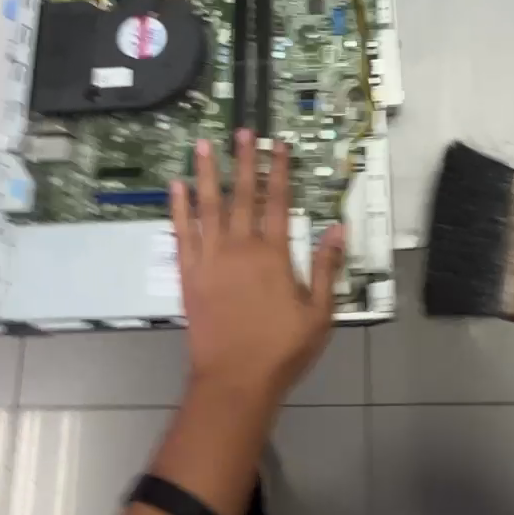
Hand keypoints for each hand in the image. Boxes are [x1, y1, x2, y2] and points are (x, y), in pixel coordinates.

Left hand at [171, 129, 344, 406]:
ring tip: (201, 144)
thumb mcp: (319, 313)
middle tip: (241, 131)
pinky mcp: (189, 274)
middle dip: (243, 160)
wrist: (234, 382)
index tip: (278, 144)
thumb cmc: (281, 350)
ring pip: (208, 206)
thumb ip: (327, 268)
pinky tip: (175, 187)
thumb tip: (338, 228)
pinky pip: (182, 234)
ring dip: (206, 173)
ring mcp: (211, 259)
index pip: (278, 201)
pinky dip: (178, 209)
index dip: (279, 170)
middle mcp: (240, 248)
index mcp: (274, 254)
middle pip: (243, 195)